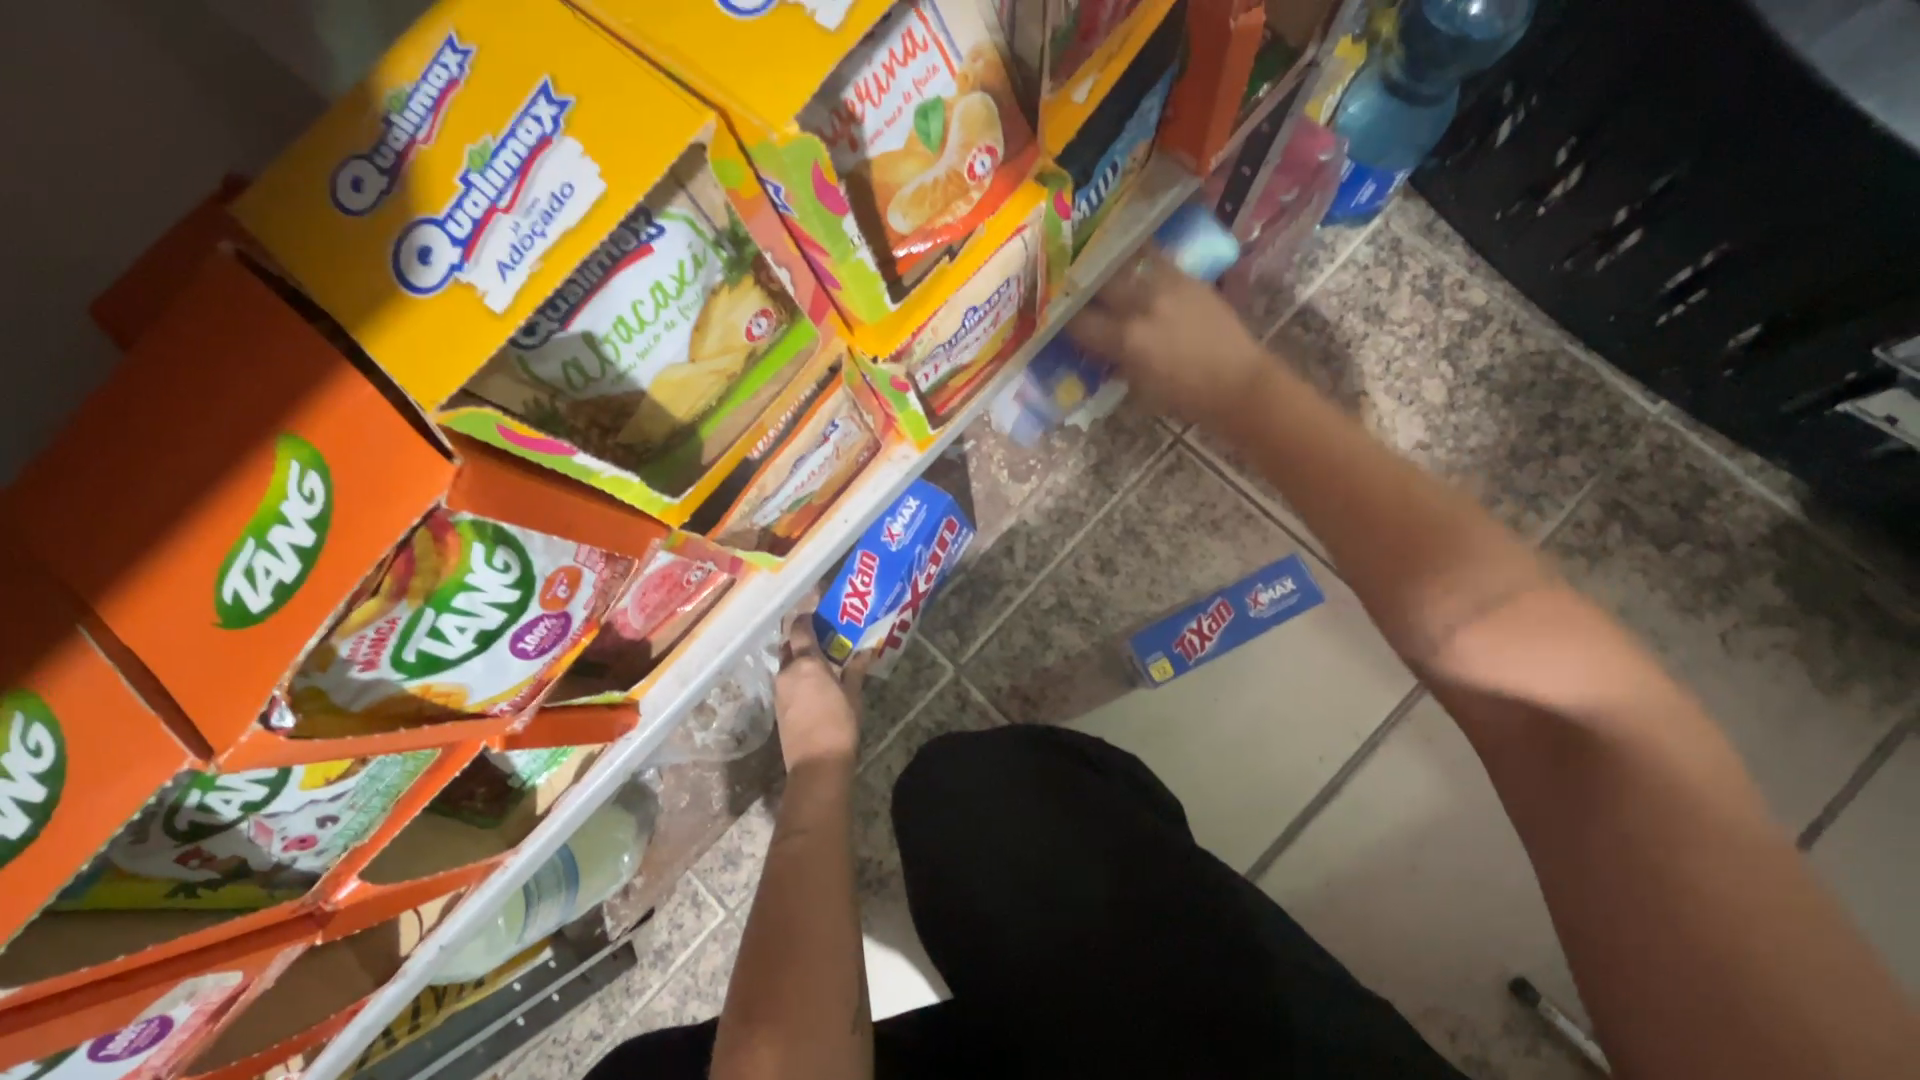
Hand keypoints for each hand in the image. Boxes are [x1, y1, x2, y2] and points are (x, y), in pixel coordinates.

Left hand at [773, 611, 862, 771]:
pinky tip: (813, 682)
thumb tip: (864, 652)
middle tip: (821, 633)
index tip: (814, 606)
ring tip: (820, 659)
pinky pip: (786, 680)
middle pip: (789, 645)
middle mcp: (787, 671)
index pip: (800, 629)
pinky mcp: (777, 706)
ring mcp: (779, 689)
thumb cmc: (839, 726)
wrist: (816, 764)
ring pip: (786, 664)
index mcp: (807, 663)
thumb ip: (855, 671)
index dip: (805, 616)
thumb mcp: (853, 696)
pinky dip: (796, 675)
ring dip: (799, 657)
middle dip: (801, 637)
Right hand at [1066, 250, 1276, 427]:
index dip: (1061, 318)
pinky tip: (1127, 260)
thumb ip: (1113, 359)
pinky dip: (1136, 258)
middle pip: (1096, 282)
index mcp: (1126, 340)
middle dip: (1079, 285)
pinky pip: (1153, 258)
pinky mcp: (1186, 277)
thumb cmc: (1185, 397)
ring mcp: (1166, 285)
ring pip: (1123, 262)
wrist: (1237, 383)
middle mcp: (1141, 305)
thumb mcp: (1138, 385)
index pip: (1079, 321)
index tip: (1053, 317)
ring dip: (1105, 264)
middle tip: (1069, 286)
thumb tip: (1095, 343)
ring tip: (1092, 264)